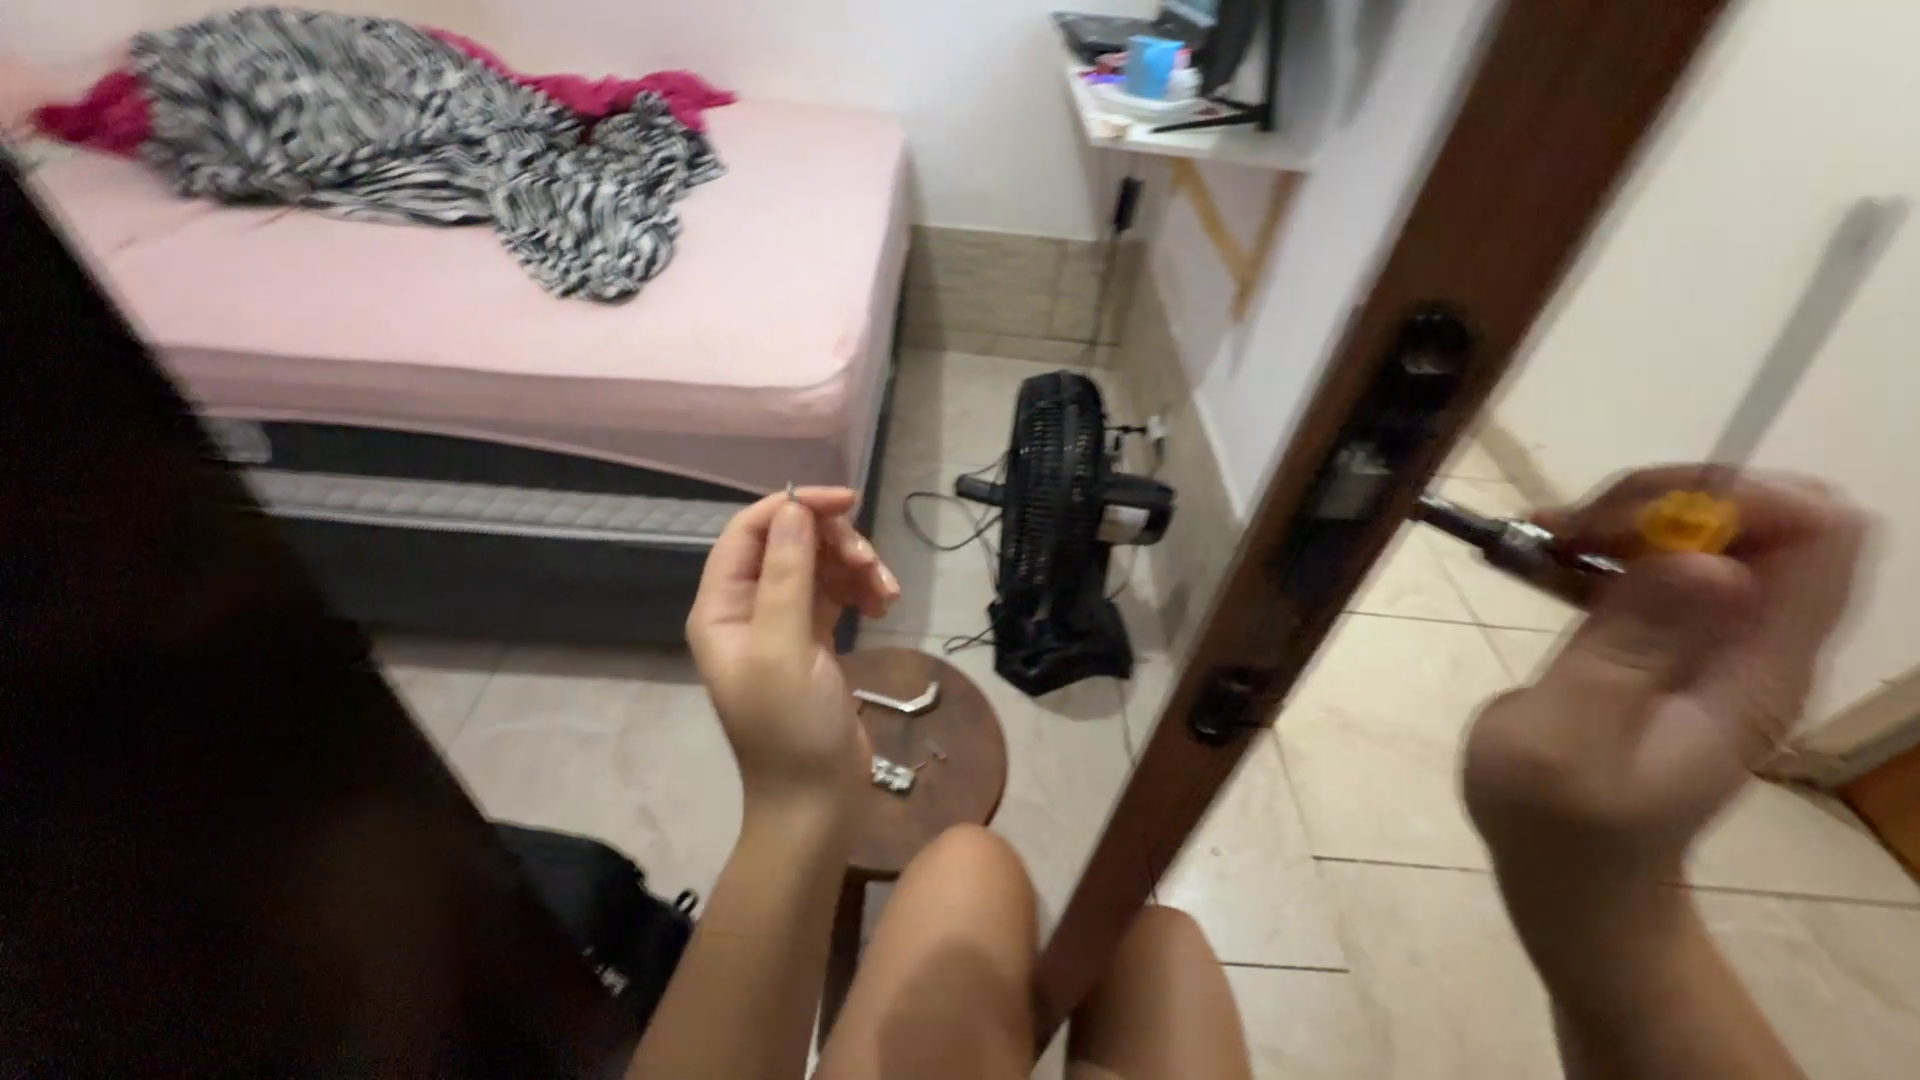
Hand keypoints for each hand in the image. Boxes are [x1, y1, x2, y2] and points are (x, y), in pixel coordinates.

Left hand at [687, 488, 899, 807]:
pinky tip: (885, 604)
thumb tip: (795, 510)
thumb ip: (787, 575)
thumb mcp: (785, 647)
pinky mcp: (814, 638)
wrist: (816, 798)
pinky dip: (862, 590)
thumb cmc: (791, 727)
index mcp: (721, 607)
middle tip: (871, 564)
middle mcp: (747, 608)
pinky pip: (837, 592)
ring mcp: (783, 623)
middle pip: (790, 542)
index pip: (750, 532)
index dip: (794, 507)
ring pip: (819, 565)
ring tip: (886, 593)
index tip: (847, 502)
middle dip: (835, 543)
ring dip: (856, 567)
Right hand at [1462, 467, 1866, 887]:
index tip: (1621, 520)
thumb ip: (1627, 651)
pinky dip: (1610, 542)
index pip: (1818, 535)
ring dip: (1628, 515)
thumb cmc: (1555, 819)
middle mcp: (1758, 645)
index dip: (1732, 497)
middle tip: (1567, 530)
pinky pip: (1666, 562)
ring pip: (1712, 530)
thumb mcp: (1566, 738)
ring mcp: (1718, 643)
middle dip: (1664, 498)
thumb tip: (1705, 561)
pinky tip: (1545, 557)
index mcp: (1756, 668)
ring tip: (1542, 539)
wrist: (1571, 873)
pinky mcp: (1674, 643)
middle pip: (1767, 517)